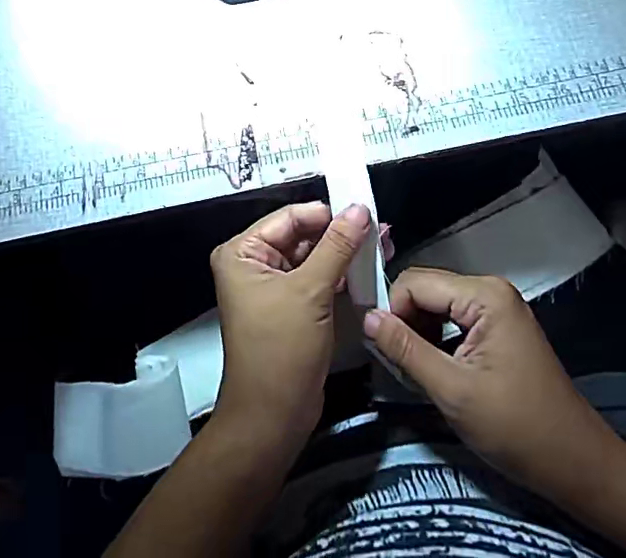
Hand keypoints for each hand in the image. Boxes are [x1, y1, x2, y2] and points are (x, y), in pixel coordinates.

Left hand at [210, 201, 370, 442]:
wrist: (273, 415)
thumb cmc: (281, 348)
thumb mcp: (310, 291)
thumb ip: (336, 247)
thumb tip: (358, 210)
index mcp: (242, 252)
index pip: (288, 218)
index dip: (325, 214)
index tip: (363, 211)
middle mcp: (252, 264)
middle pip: (301, 236)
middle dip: (340, 234)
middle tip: (380, 228)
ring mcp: (271, 286)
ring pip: (312, 258)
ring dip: (344, 254)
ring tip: (383, 243)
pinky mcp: (291, 307)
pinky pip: (316, 280)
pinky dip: (340, 275)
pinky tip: (369, 268)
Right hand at [363, 268, 622, 495]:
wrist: (579, 467)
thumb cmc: (518, 428)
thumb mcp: (452, 390)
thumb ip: (405, 349)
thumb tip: (365, 317)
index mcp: (484, 296)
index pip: (413, 283)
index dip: (391, 311)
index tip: (382, 348)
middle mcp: (490, 289)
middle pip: (423, 288)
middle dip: (403, 320)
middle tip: (397, 361)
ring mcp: (496, 306)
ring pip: (433, 303)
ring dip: (417, 331)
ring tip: (414, 367)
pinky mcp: (497, 324)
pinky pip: (450, 316)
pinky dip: (434, 337)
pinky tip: (433, 365)